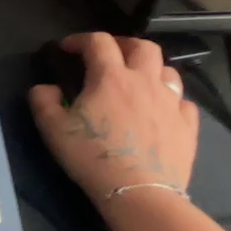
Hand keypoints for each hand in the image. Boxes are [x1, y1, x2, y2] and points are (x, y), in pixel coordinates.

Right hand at [28, 33, 198, 203]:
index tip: (66, 48)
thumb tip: (47, 88)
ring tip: (134, 81)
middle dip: (122, 44)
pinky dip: (168, 98)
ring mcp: (172, 103)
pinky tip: (158, 109)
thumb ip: (42, 99)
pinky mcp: (188, 125)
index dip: (79, 39)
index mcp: (110, 78)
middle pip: (143, 46)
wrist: (138, 191)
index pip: (98, 42)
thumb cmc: (90, 155)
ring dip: (148, 68)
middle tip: (106, 55)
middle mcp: (145, 82)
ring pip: (167, 70)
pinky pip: (182, 100)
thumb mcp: (51, 127)